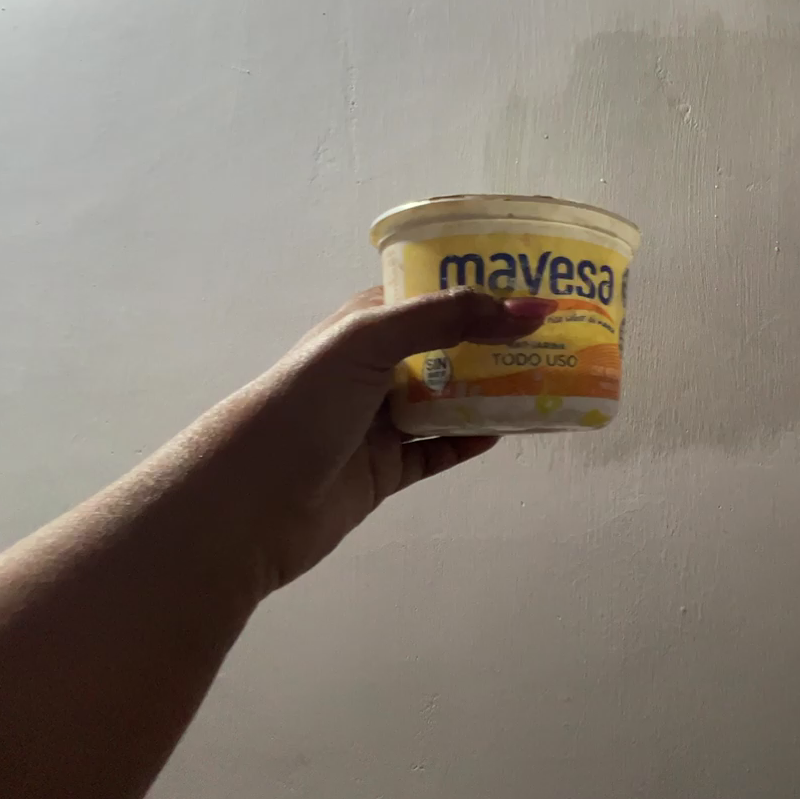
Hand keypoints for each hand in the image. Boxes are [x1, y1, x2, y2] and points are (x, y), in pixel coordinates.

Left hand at [166, 287, 552, 593]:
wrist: (245, 509)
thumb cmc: (303, 405)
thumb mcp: (371, 341)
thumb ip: (448, 318)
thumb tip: (532, 309)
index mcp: (368, 325)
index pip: (435, 294)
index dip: (483, 289)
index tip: (536, 288)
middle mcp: (377, 367)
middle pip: (451, 347)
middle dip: (498, 343)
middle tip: (554, 337)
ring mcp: (383, 420)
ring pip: (452, 399)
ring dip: (494, 392)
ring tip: (546, 382)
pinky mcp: (389, 467)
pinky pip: (442, 448)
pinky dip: (473, 439)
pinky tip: (508, 431)